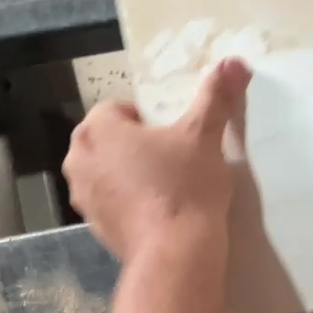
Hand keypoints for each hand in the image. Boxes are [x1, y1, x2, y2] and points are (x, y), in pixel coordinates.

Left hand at [65, 58, 250, 264]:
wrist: (176, 250)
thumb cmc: (186, 186)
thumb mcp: (206, 136)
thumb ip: (216, 97)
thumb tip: (234, 61)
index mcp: (99, 129)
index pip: (120, 109)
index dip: (152, 120)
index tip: (179, 138)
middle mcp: (78, 157)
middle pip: (112, 140)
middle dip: (139, 146)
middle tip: (179, 161)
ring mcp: (82, 193)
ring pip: (110, 171)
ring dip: (133, 174)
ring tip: (172, 189)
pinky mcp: (94, 224)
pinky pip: (113, 201)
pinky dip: (132, 203)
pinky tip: (163, 213)